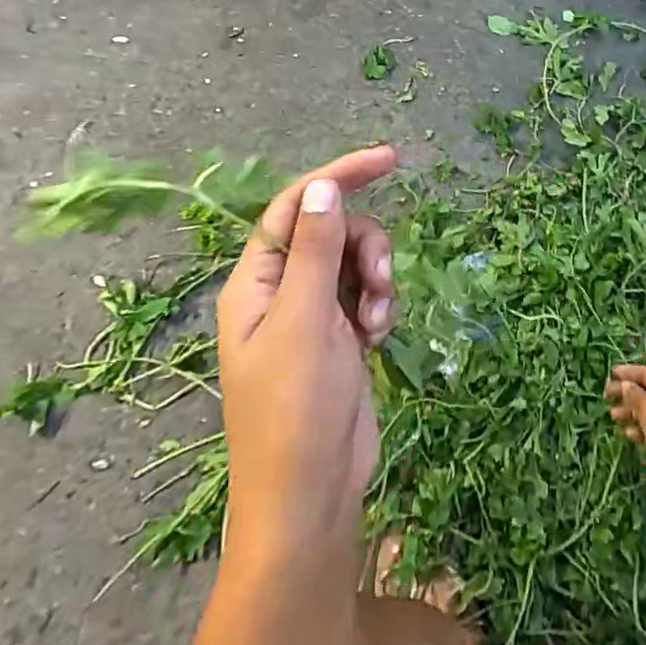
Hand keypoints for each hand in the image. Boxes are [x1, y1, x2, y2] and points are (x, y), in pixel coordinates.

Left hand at [215, 147, 398, 551]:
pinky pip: (366, 296)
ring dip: (377, 282)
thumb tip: (323, 188)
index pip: (294, 206)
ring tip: (378, 319)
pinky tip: (379, 335)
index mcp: (255, 282)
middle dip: (366, 248)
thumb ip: (315, 250)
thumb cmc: (296, 404)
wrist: (312, 484)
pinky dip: (380, 306)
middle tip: (379, 282)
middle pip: (334, 234)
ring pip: (355, 264)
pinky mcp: (340, 335)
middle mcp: (281, 291)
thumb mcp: (305, 320)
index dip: (339, 176)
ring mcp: (312, 315)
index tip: (390, 159)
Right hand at [606, 365, 645, 485]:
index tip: (611, 373)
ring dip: (628, 411)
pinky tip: (628, 434)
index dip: (628, 371)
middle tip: (606, 395)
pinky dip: (638, 428)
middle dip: (625, 392)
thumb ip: (634, 394)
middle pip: (644, 391)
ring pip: (645, 410)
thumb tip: (626, 384)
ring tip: (613, 416)